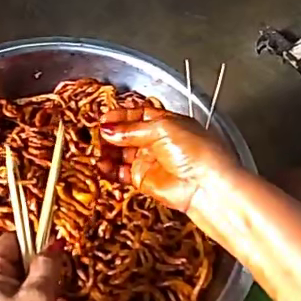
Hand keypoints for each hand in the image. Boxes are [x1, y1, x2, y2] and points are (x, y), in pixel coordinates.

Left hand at [0, 233, 64, 300]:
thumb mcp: (39, 299)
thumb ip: (47, 267)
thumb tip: (55, 243)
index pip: (11, 239)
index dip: (35, 241)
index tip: (57, 253)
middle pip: (14, 256)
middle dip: (38, 265)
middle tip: (56, 282)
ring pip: (17, 275)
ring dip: (37, 282)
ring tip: (50, 299)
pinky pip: (14, 292)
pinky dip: (31, 296)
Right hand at [98, 106, 234, 211]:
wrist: (206, 186)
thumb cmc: (197, 152)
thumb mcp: (162, 129)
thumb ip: (132, 129)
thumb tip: (108, 129)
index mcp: (165, 122)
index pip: (137, 114)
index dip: (119, 115)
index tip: (103, 117)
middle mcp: (155, 140)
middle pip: (125, 133)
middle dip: (109, 133)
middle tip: (94, 133)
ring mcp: (148, 160)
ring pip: (120, 152)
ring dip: (106, 150)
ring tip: (94, 149)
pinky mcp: (142, 179)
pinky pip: (119, 172)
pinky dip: (108, 169)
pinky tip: (100, 165)